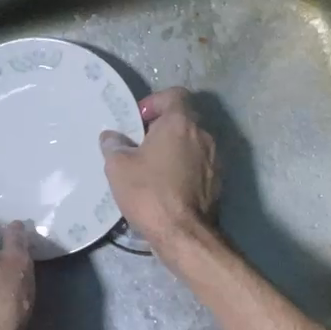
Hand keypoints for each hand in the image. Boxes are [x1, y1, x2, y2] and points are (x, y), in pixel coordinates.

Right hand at [101, 87, 219, 246]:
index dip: (155, 102)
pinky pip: (199, 165)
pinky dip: (184, 168)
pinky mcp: (218, 182)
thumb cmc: (149, 193)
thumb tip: (112, 137)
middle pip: (184, 119)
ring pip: (193, 143)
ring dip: (175, 149)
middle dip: (163, 127)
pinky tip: (167, 186)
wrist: (184, 234)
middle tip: (141, 144)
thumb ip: (114, 145)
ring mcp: (215, 159)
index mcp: (181, 123)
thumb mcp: (118, 167)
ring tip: (153, 167)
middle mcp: (204, 135)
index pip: (174, 95)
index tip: (138, 119)